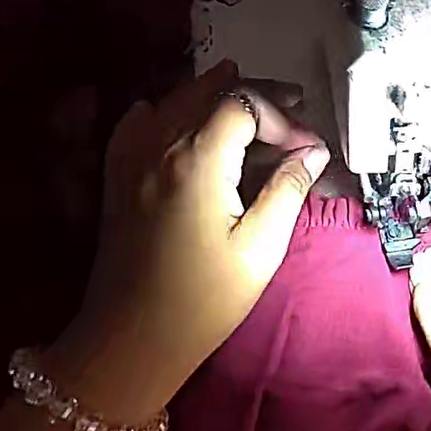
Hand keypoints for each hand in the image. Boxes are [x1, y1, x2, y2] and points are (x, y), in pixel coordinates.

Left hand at [46, 63, 328, 423]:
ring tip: (253, 102)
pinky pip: (140, 120)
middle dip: (257, 94)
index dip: (283, 118)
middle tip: (294, 104)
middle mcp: (156, 147)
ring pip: (175, 99)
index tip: (309, 149)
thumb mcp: (261, 247)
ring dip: (217, 94)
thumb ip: (288, 189)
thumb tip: (313, 152)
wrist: (133, 338)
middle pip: (209, 92)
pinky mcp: (117, 175)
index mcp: (196, 162)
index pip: (244, 106)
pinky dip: (171, 108)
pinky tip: (185, 116)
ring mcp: (130, 158)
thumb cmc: (205, 298)